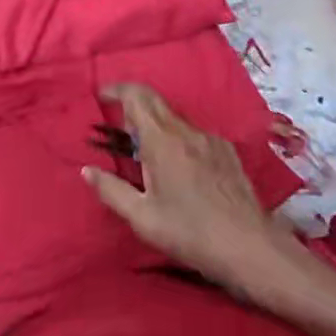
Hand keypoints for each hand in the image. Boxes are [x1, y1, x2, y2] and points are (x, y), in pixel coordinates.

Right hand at [82, 83, 289, 288]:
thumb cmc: (189, 233)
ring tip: (146, 155)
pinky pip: (193, 133)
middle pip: (154, 100)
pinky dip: (177, 138)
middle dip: (133, 104)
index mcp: (161, 140)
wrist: (247, 245)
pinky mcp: (226, 149)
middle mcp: (185, 130)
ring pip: (174, 118)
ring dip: (155, 125)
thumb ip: (111, 191)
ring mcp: (209, 137)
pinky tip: (179, 169)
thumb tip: (87, 170)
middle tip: (119, 128)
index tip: (101, 95)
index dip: (116, 90)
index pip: (136, 96)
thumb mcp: (143, 218)